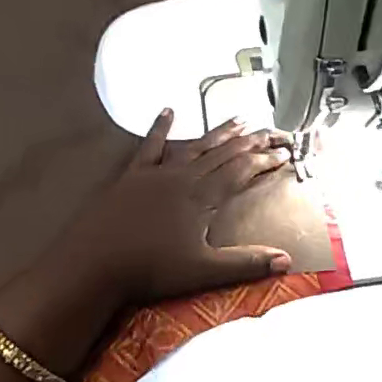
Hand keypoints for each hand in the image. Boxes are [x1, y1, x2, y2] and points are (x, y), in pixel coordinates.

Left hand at [61, 110, 294, 307]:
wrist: (95, 262)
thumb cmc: (150, 269)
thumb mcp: (202, 271)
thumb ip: (245, 263)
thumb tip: (286, 260)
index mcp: (200, 197)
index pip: (240, 172)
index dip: (264, 161)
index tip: (284, 153)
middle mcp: (182, 177)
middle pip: (222, 153)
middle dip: (249, 142)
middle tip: (271, 131)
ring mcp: (156, 173)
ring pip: (194, 146)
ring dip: (217, 132)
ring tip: (238, 119)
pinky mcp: (132, 175)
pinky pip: (150, 146)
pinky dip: (160, 127)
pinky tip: (167, 111)